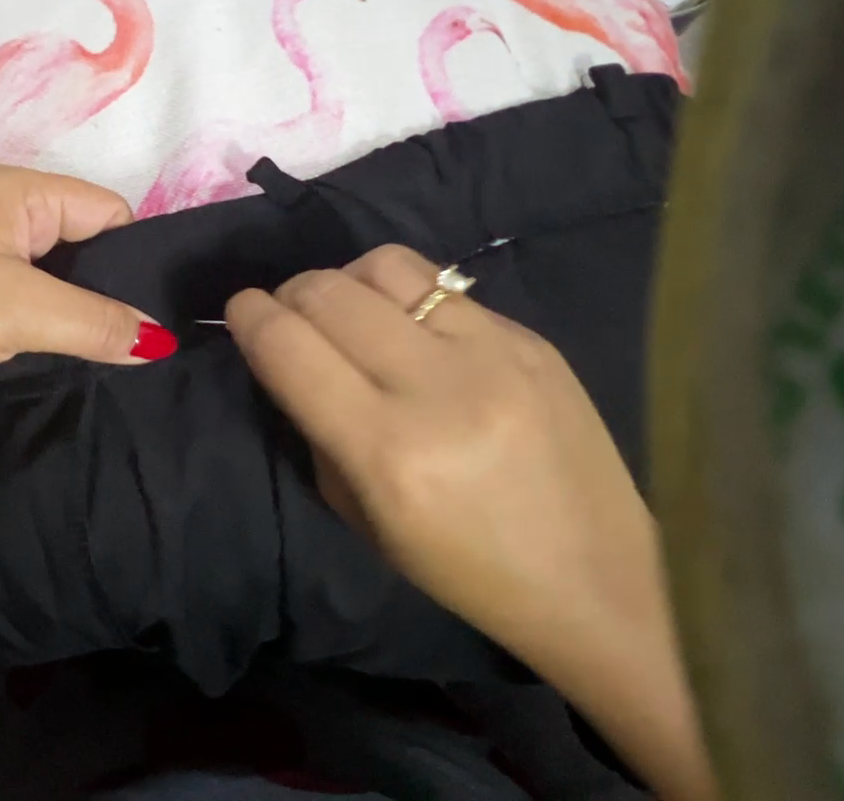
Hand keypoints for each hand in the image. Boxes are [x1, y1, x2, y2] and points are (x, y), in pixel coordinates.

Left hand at [0, 165, 172, 405]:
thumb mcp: (18, 310)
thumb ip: (95, 322)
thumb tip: (160, 340)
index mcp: (16, 189)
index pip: (107, 210)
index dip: (136, 258)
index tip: (162, 316)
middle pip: (81, 240)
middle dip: (108, 289)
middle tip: (139, 345)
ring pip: (51, 274)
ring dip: (74, 311)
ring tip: (107, 357)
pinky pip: (20, 296)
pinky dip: (40, 322)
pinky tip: (56, 354)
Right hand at [226, 245, 716, 799]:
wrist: (602, 580)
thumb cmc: (462, 567)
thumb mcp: (360, 513)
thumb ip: (314, 426)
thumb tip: (286, 357)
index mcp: (386, 450)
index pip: (288, 345)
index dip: (248, 316)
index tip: (240, 313)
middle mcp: (438, 388)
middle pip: (327, 291)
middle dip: (288, 294)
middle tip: (289, 316)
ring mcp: (494, 353)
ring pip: (383, 264)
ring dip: (344, 280)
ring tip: (348, 311)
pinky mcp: (532, 338)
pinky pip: (440, 284)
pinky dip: (401, 296)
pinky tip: (410, 328)